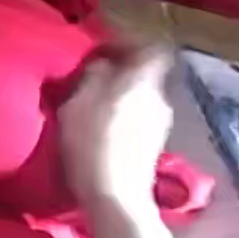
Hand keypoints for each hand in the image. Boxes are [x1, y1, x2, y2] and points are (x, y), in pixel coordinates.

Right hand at [58, 43, 174, 208]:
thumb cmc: (92, 143)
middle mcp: (159, 97)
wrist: (115, 195)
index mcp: (142, 81)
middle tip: (89, 73)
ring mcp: (160, 122)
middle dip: (120, 69)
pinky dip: (120, 112)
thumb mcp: (78, 101)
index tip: (105, 45)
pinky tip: (99, 125)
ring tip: (90, 101)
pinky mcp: (152, 143)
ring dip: (119, 92)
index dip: (130, 42)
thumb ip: (94, 74)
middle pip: (143, 72)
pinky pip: (137, 114)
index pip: (151, 48)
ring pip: (139, 94)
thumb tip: (103, 62)